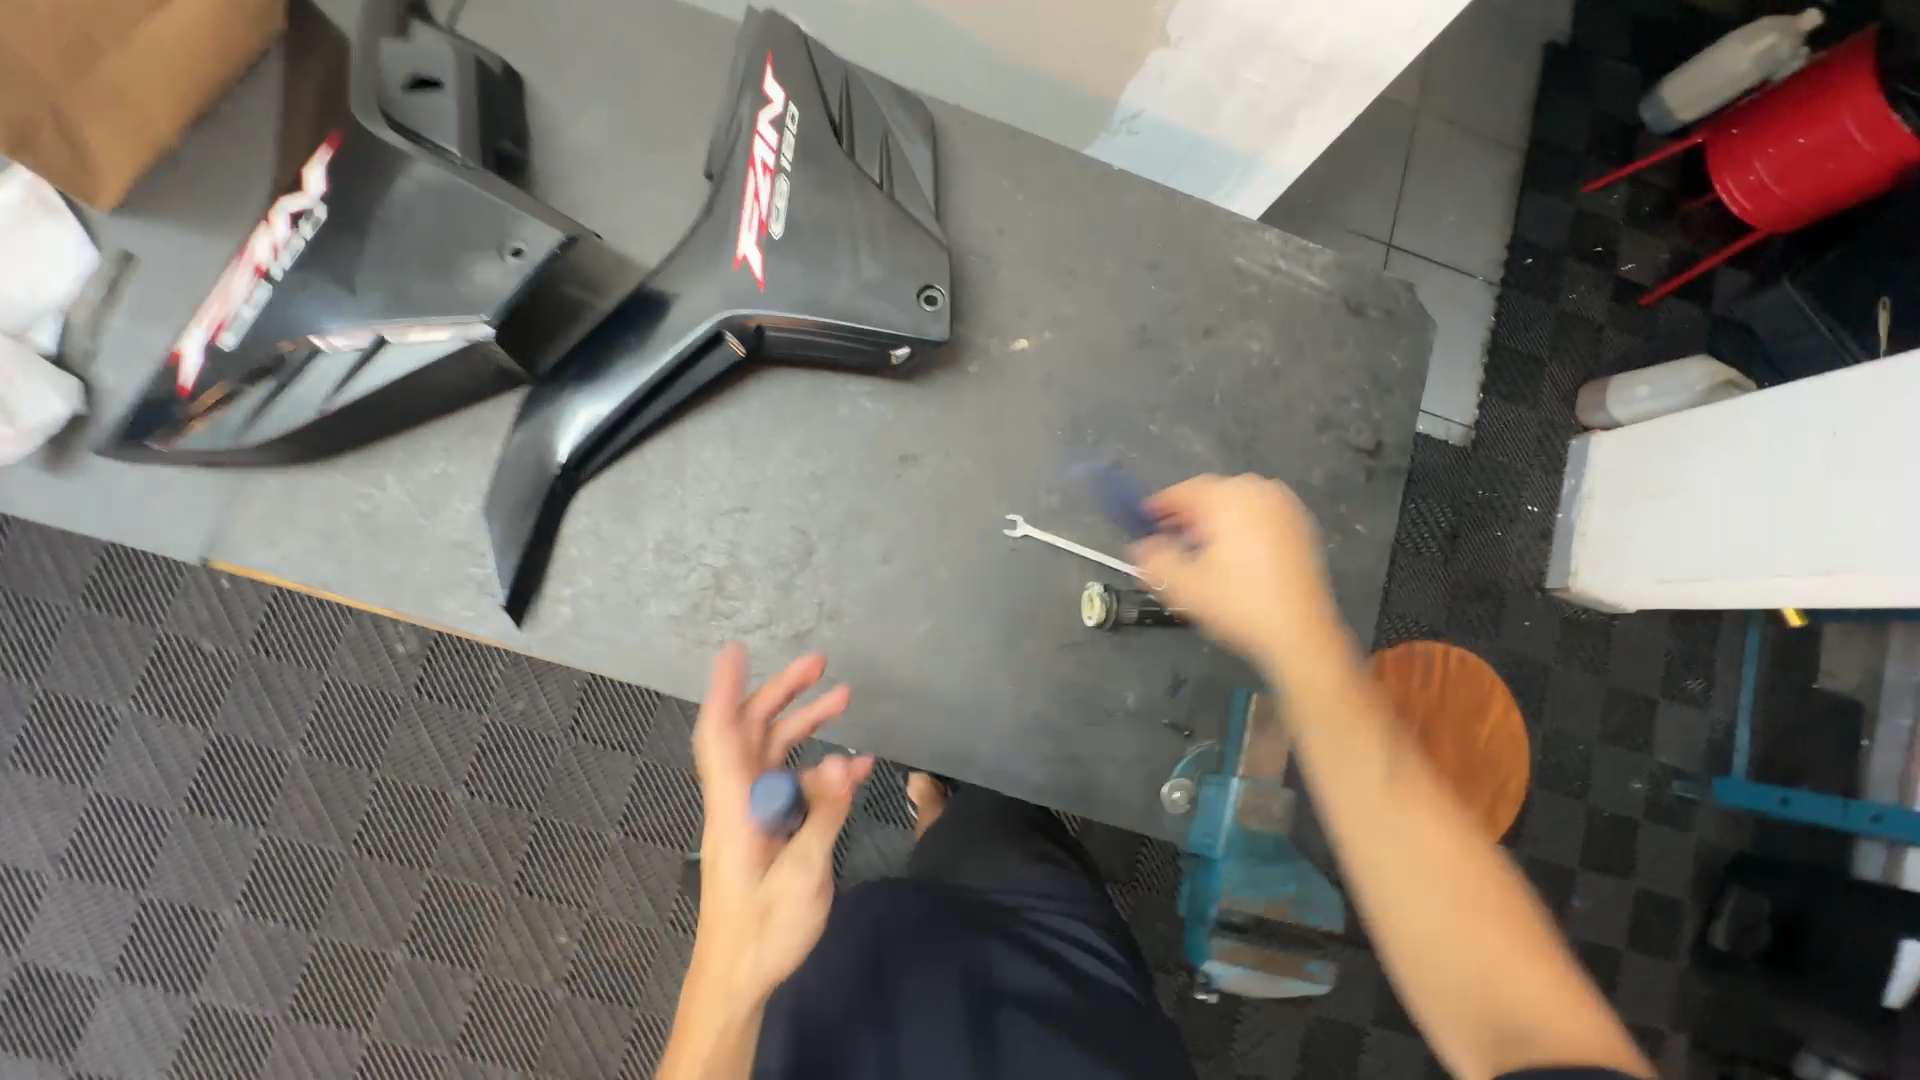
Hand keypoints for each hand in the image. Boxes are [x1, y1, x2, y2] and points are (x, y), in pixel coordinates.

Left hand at [688, 644, 873, 1003]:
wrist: (739, 978)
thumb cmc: (763, 931)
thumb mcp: (802, 875)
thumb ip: (822, 815)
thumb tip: (842, 761)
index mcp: (734, 808)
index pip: (720, 735)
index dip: (724, 690)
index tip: (735, 651)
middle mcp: (740, 801)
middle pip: (752, 733)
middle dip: (782, 693)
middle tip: (820, 664)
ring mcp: (756, 815)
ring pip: (775, 754)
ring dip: (806, 724)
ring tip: (845, 697)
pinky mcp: (771, 830)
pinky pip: (796, 787)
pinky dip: (823, 772)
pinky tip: (857, 768)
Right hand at [1130, 473, 1344, 659]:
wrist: (1300, 633)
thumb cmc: (1239, 605)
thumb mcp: (1182, 587)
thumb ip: (1152, 559)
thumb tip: (1142, 546)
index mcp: (1230, 499)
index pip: (1186, 490)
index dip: (1162, 505)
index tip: (1145, 520)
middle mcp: (1260, 493)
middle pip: (1213, 494)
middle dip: (1188, 513)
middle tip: (1170, 538)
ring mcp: (1286, 508)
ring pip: (1238, 504)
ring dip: (1215, 520)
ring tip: (1200, 550)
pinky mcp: (1301, 527)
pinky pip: (1259, 516)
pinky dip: (1241, 527)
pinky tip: (1232, 556)